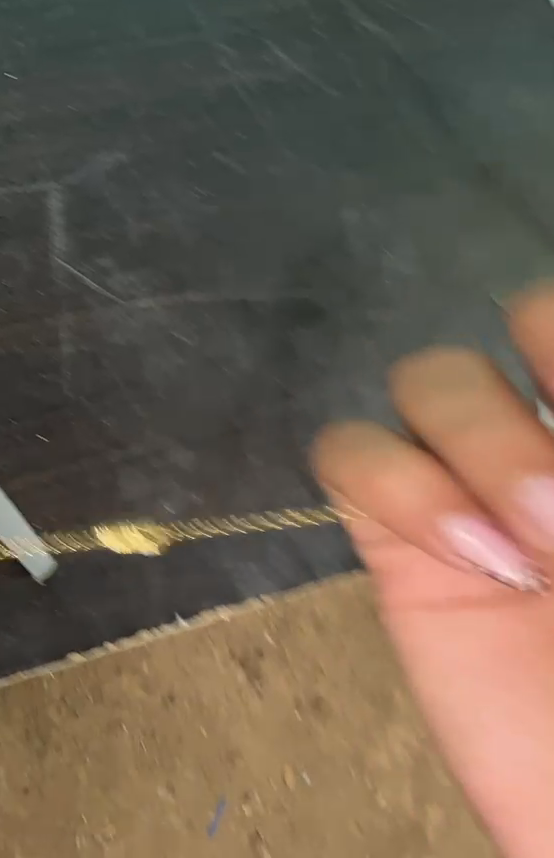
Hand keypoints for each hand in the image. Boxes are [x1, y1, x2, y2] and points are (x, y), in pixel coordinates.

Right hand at [312, 285, 553, 857]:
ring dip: (471, 448)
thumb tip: (552, 431)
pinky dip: (390, 489)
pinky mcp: (395, 534)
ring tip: (527, 551)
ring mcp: (479, 485)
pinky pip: (343, 453)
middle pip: (518, 316)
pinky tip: (457, 559)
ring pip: (422, 379)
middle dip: (534, 401)